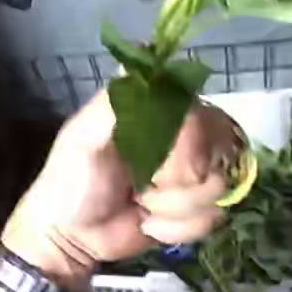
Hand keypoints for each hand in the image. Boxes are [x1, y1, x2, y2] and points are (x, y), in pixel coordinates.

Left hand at [0, 91, 244, 290]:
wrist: (72, 237)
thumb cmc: (71, 182)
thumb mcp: (84, 137)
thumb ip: (115, 104)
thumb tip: (140, 54)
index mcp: (156, 112)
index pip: (200, 115)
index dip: (186, 147)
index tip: (154, 167)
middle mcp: (183, 135)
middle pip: (219, 149)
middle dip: (179, 182)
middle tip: (141, 187)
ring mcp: (194, 172)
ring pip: (219, 187)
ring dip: (173, 207)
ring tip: (141, 204)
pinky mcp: (198, 207)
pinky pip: (214, 217)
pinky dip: (178, 228)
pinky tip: (151, 224)